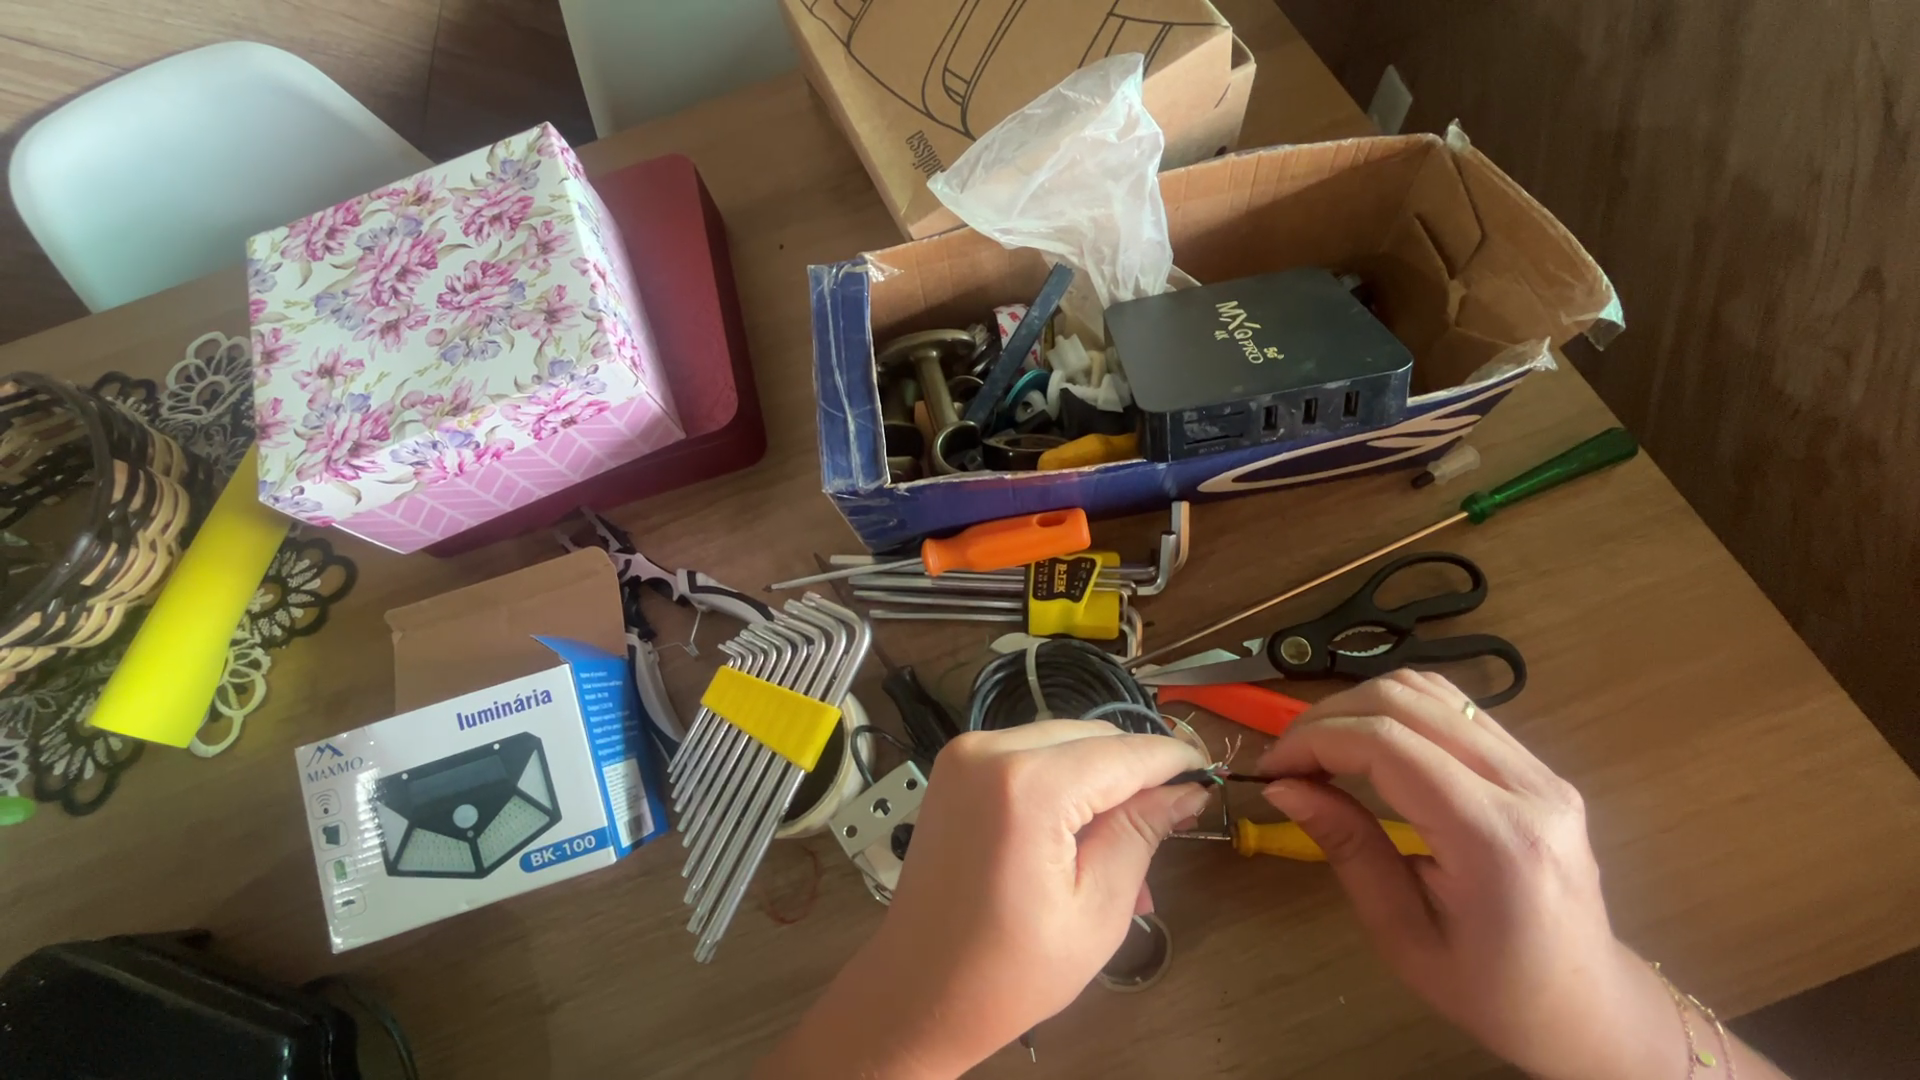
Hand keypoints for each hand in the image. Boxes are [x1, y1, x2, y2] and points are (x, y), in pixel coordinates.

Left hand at [764, 720, 1206, 1078]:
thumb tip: (1185, 790)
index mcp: (1026, 784)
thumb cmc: (1008, 970)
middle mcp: (990, 748)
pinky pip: (1029, 753)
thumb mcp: (1096, 910)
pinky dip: (1062, 780)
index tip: (1209, 773)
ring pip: (1062, 740)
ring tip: (1123, 843)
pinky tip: (1080, 831)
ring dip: (1100, 778)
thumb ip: (1140, 833)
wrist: (915, 989)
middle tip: (1168, 822)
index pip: (1123, 752)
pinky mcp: (955, 765)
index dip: (1173, 760)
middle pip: (1092, 736)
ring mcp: (965, 752)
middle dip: (1135, 772)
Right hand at [1256, 671, 1677, 1079]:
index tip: (1270, 768)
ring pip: (1425, 689)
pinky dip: (1391, 708)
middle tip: (1287, 759)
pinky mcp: (1534, 763)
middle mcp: (1527, 786)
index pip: (1386, 744)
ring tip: (1321, 748)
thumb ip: (1346, 846)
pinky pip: (1449, 705)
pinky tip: (1367, 743)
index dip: (1313, 740)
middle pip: (1402, 701)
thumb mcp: (1401, 933)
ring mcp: (1538, 768)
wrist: (1587, 1007)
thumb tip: (1281, 785)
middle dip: (1326, 717)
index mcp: (1496, 838)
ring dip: (1356, 705)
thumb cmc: (1489, 988)